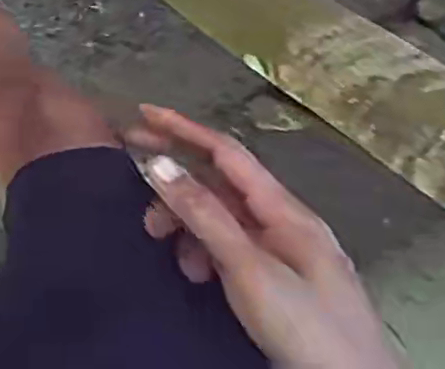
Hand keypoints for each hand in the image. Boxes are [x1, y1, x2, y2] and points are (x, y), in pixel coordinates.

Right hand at [127, 105, 403, 368]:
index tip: (143, 112)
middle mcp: (286, 224)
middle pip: (219, 183)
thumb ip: (204, 214)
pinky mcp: (280, 285)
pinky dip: (203, 250)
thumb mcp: (250, 270)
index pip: (226, 152)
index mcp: (286, 211)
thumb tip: (158, 162)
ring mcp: (285, 255)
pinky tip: (193, 271)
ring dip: (185, 221)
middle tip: (134, 173)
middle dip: (176, 179)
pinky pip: (230, 248)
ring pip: (221, 217)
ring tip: (160, 240)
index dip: (183, 128)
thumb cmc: (309, 331)